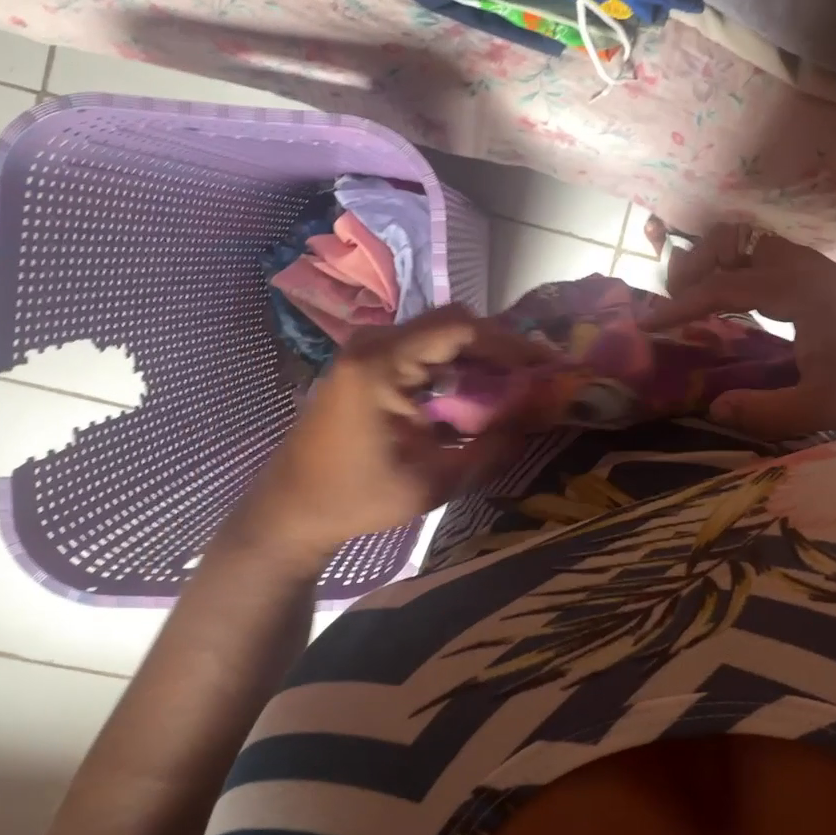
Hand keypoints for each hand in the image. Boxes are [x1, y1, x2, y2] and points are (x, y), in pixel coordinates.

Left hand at [225, 305, 550, 567]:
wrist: (290, 512)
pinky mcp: (365, 363)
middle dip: (500, 346)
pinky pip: (421, 347)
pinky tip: (476, 389)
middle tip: (536, 374)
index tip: (545, 364)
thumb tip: (539, 418)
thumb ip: (491, 448)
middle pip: (453, 323)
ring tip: (515, 381)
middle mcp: (373, 343)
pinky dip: (454, 362)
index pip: (462, 328)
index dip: (510, 343)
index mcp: (383, 363)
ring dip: (478, 353)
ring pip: (439, 332)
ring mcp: (365, 349)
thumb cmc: (359, 499)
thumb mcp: (434, 481)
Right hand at [640, 224, 835, 440]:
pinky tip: (734, 304)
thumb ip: (765, 413)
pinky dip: (735, 266)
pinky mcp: (816, 271)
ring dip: (714, 261)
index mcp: (797, 289)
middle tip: (678, 305)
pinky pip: (761, 253)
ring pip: (746, 240)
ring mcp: (809, 262)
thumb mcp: (821, 407)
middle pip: (730, 239)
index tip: (649, 323)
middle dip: (694, 265)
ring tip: (698, 301)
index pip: (723, 285)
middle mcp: (799, 264)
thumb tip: (713, 409)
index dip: (681, 304)